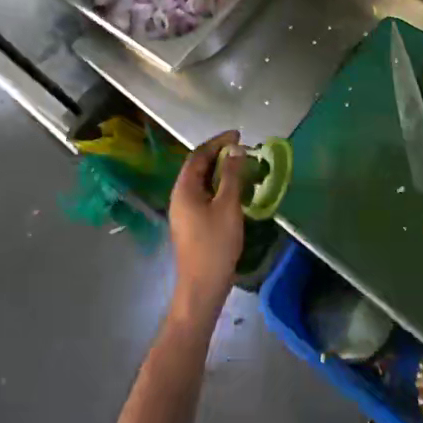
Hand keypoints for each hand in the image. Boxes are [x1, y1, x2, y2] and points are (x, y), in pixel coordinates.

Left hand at [168, 130, 244, 321]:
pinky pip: (204, 195)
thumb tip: (236, 150)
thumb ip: (232, 176)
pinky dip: (219, 187)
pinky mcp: (191, 223)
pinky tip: (235, 192)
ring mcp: (183, 211)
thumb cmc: (215, 244)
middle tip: (243, 150)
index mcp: (184, 188)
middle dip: (220, 155)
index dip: (218, 142)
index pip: (199, 155)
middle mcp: (179, 196)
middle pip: (198, 167)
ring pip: (202, 182)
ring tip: (242, 168)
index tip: (239, 135)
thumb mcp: (228, 206)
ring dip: (221, 171)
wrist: (202, 287)